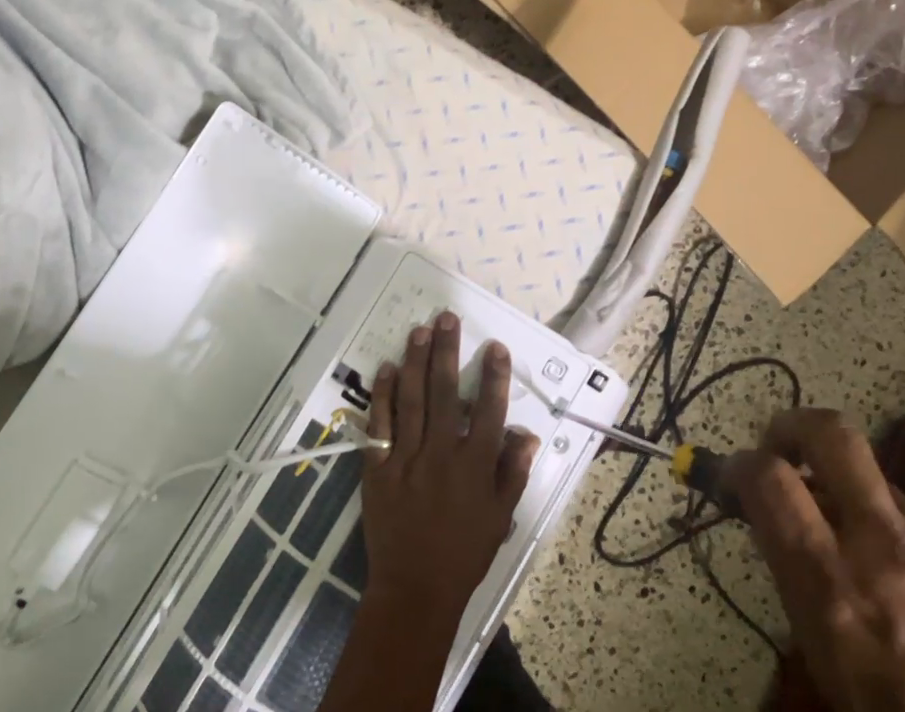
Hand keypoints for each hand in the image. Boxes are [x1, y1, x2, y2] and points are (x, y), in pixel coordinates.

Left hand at [360, 311, 541, 622]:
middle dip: (447, 351)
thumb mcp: (501, 517)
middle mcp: (442, 454)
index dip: (494, 376)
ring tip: (419, 330)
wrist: (415, 587)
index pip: (489, 411)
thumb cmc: (464, 554)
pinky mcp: (377, 467)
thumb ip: (513, 473)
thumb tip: (527, 434)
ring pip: (411, 399)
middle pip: (445, 393)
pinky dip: (382, 395)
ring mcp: (407, 458)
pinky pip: (379, 424)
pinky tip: (386, 369)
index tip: (494, 346)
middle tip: (447, 318)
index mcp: (475, 467)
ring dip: (415, 361)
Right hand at [727, 409, 904, 711]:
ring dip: (842, 486)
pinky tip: (898, 574)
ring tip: (840, 529)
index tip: (731, 479)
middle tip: (777, 448)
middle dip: (793, 426)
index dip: (737, 465)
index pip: (768, 479)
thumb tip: (780, 533)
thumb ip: (800, 584)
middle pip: (831, 435)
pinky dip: (887, 527)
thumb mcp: (825, 661)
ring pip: (873, 477)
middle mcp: (881, 545)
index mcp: (830, 583)